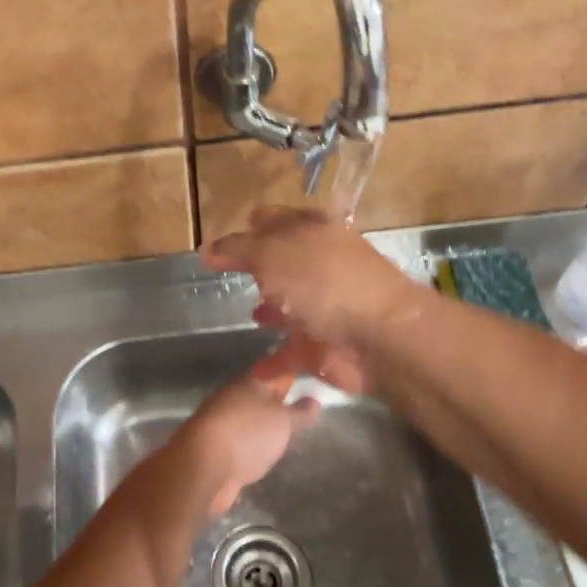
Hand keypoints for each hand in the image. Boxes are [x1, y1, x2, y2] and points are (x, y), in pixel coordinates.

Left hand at [176, 371, 318, 513]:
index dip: (291, 371)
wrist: (203, 467)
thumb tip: (314, 399)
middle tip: (305, 406)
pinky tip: (264, 453)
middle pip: (259, 396)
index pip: (272, 370)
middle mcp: (231, 401)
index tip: (311, 376)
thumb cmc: (247, 433)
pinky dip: (254, 445)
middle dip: (279, 399)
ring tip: (288, 431)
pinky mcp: (216, 452)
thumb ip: (299, 411)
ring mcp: (221, 427)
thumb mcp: (282, 420)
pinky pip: (241, 443)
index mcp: (246, 385)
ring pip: (249, 420)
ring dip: (265, 424)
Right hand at [203, 207, 421, 345]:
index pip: (283, 220)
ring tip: (251, 315)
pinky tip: (255, 366)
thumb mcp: (271, 255)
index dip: (261, 222)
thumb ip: (238, 251)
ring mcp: (329, 308)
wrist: (378, 337)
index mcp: (316, 233)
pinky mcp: (327, 346)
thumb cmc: (323, 283)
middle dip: (266, 267)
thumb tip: (207, 249)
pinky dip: (275, 360)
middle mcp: (324, 267)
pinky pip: (294, 352)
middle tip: (238, 272)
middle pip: (289, 264)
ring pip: (295, 307)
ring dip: (276, 311)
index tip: (241, 226)